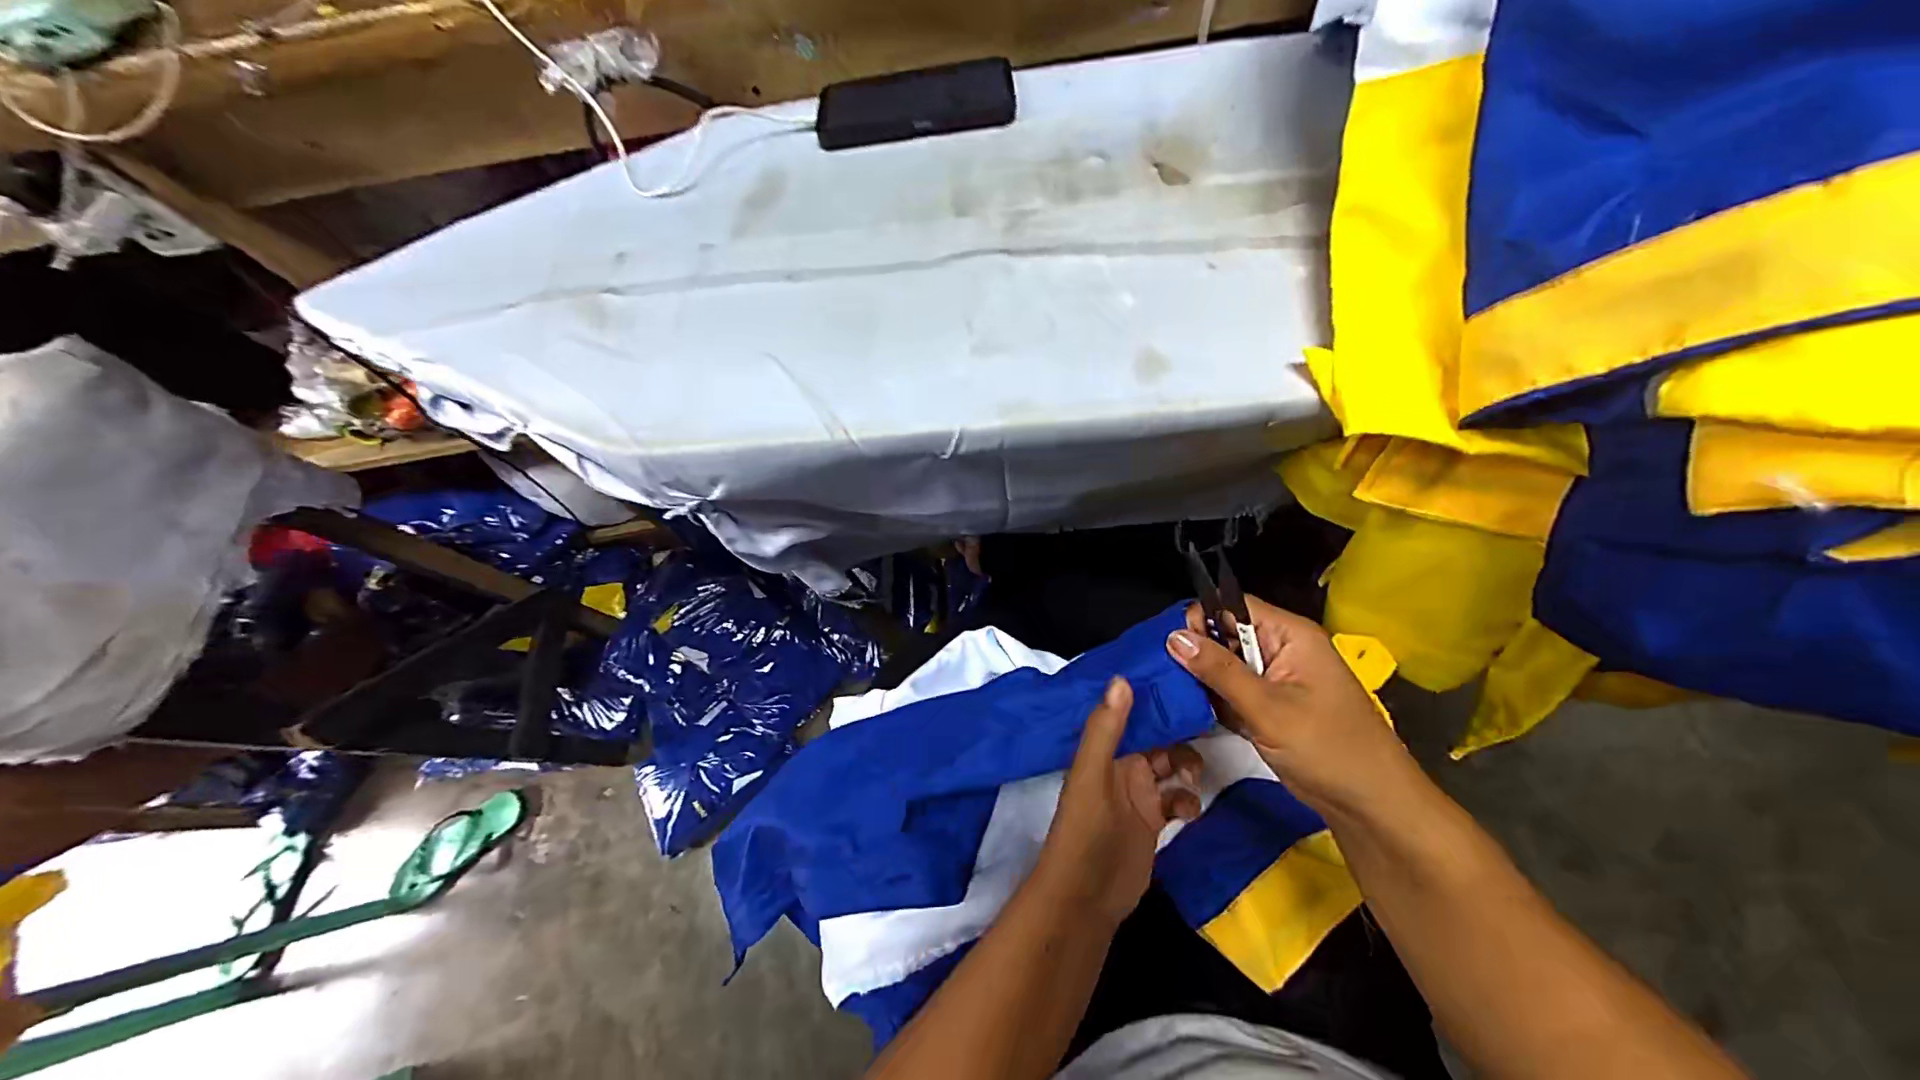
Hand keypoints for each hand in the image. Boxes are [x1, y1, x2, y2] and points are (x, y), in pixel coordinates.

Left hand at [1034, 677, 1201, 925]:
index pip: (1132, 715)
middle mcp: (1122, 767)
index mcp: (1103, 751)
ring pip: (1171, 768)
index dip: (1155, 701)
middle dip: (1180, 734)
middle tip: (1209, 730)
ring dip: (1187, 767)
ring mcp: (1138, 796)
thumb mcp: (1092, 774)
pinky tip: (1191, 810)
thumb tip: (1122, 679)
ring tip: (1195, 776)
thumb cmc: (1085, 831)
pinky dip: (1188, 800)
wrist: (1086, 896)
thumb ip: (1106, 729)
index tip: (1188, 684)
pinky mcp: (1153, 823)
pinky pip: (1177, 800)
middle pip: (1157, 740)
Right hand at [1165, 597, 1418, 817]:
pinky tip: (1197, 713)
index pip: (1234, 606)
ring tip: (1179, 695)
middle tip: (1170, 675)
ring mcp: (1275, 680)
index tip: (1172, 645)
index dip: (1201, 618)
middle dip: (1197, 652)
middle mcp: (1281, 650)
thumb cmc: (1329, 750)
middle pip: (1225, 634)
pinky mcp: (1269, 706)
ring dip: (1204, 680)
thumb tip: (1174, 637)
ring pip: (1225, 665)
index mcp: (1290, 636)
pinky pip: (1232, 691)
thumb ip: (1219, 670)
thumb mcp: (1268, 708)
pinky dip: (1215, 701)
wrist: (1370, 805)